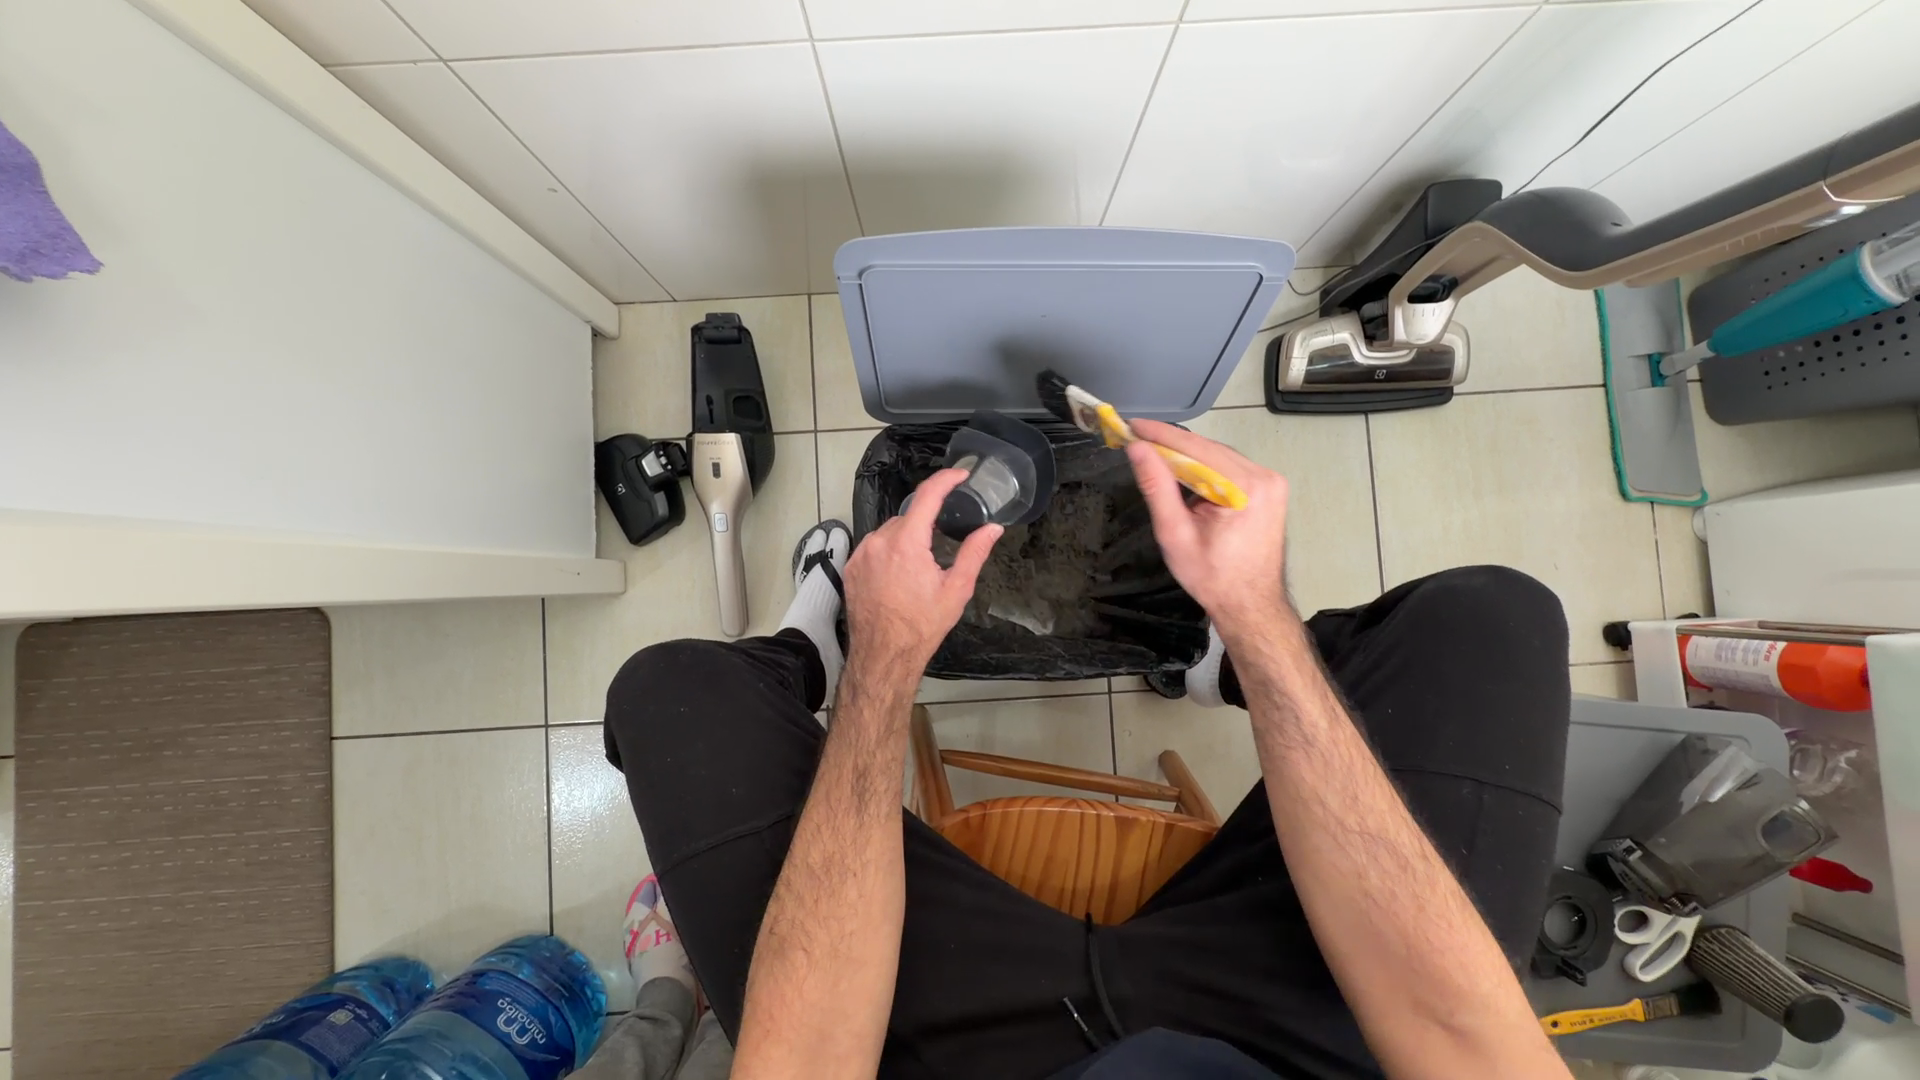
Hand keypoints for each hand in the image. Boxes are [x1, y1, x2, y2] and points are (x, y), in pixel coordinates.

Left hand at [843, 468, 1001, 668]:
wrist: (884, 654)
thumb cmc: (921, 625)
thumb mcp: (956, 590)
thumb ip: (974, 553)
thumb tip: (993, 528)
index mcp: (907, 543)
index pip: (927, 495)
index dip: (946, 479)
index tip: (961, 474)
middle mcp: (879, 541)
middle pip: (909, 517)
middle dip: (926, 526)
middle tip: (940, 550)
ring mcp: (861, 553)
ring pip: (890, 532)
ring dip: (906, 539)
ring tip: (918, 569)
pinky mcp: (850, 566)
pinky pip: (873, 547)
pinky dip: (888, 552)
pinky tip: (897, 576)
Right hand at [1126, 420, 1290, 637]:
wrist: (1250, 604)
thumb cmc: (1211, 577)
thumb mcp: (1175, 533)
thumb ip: (1156, 487)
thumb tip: (1137, 449)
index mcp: (1247, 487)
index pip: (1196, 449)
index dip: (1161, 435)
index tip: (1132, 425)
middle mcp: (1265, 476)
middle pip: (1208, 449)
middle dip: (1171, 444)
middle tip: (1136, 438)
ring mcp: (1270, 481)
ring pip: (1218, 456)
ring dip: (1186, 455)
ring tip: (1152, 453)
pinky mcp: (1268, 488)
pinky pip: (1228, 468)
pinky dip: (1203, 467)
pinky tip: (1180, 471)